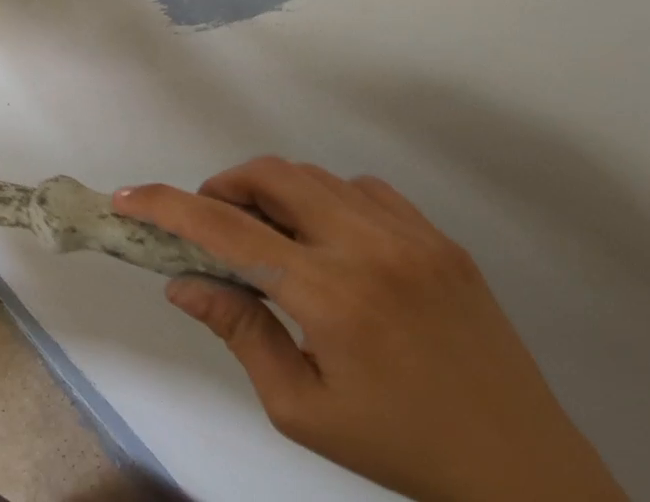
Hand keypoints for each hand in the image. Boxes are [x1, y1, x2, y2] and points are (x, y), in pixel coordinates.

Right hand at [114, 158, 624, 501]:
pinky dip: (324, 199)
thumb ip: (238, 331)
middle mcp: (372, 251)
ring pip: (315, 177)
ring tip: (264, 236)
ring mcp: (416, 241)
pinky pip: (365, 191)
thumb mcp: (299, 406)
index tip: (126, 198)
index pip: (226, 228)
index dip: (166, 206)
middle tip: (208, 226)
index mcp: (332, 297)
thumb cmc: (397, 444)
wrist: (524, 472)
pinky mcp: (444, 245)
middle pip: (272, 177)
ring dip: (271, 192)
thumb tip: (182, 281)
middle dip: (221, 188)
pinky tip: (324, 240)